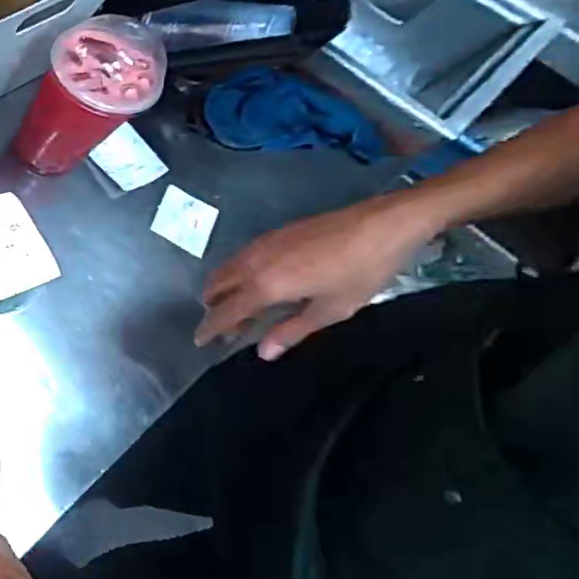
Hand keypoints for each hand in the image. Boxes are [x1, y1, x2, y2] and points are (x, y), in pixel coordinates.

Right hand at [194, 193, 439, 359]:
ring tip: (239, 307)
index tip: (200, 341)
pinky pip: (237, 258)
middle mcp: (252, 264)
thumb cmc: (359, 272)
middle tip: (227, 327)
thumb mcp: (331, 309)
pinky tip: (256, 283)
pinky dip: (233, 274)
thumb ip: (292, 330)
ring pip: (223, 269)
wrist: (378, 225)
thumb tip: (263, 352)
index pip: (225, 311)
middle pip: (215, 286)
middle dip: (212, 307)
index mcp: (264, 286)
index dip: (210, 327)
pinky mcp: (269, 235)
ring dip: (221, 289)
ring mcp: (258, 246)